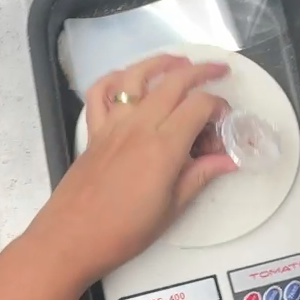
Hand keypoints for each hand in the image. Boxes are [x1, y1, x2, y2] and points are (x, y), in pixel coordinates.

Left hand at [30, 54, 235, 282]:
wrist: (71, 238)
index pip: (199, 106)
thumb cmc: (124, 231)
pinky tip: (128, 80)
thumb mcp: (171, 209)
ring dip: (160, 62)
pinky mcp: (94, 131)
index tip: (225, 121)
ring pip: (136, 76)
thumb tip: (228, 161)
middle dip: (201, 71)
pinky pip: (100, 92)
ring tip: (179, 61)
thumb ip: (200, 177)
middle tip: (219, 72)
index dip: (219, 106)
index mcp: (163, 147)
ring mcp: (113, 125)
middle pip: (174, 82)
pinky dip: (114, 79)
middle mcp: (138, 126)